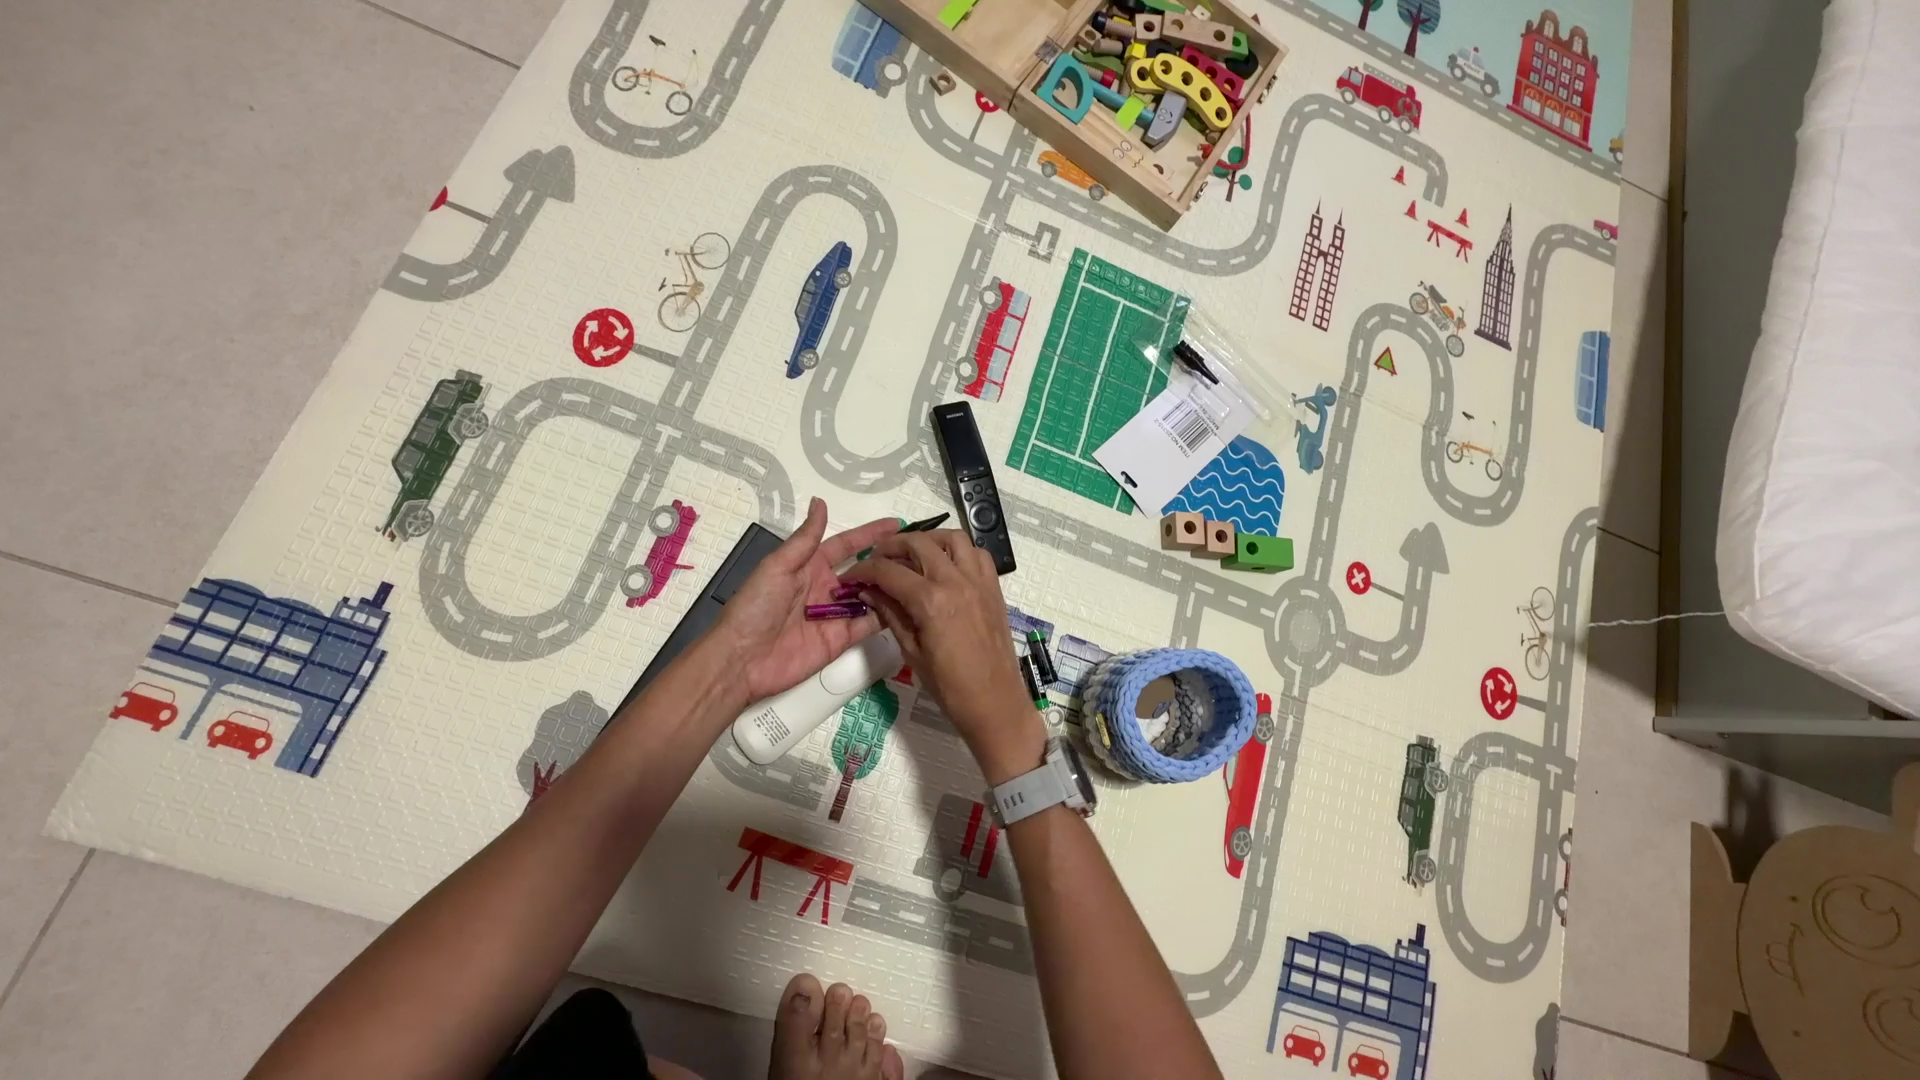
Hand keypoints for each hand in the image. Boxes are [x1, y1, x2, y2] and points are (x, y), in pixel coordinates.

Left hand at [709, 498, 899, 706]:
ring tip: (920, 576)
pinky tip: (909, 604)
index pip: (847, 545)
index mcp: (810, 566)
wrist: (741, 660)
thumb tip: (820, 502)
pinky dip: (887, 615)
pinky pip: (869, 624)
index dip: (870, 534)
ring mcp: (836, 615)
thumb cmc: (755, 608)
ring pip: (872, 596)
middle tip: (917, 553)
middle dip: (887, 561)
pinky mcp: (842, 640)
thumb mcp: (778, 566)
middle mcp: (826, 588)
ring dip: (892, 586)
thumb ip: (805, 538)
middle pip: (864, 571)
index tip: (898, 524)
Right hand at [839, 531, 1044, 783]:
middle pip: (918, 544)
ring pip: (952, 538)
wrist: (994, 702)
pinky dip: (958, 550)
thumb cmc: (949, 686)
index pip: (888, 572)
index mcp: (931, 601)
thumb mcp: (911, 652)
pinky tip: (945, 565)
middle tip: (876, 560)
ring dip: (927, 540)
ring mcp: (978, 581)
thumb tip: (868, 591)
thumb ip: (890, 614)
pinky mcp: (993, 587)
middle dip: (891, 547)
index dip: (864, 570)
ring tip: (911, 554)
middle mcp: (956, 581)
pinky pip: (977, 553)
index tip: (852, 576)